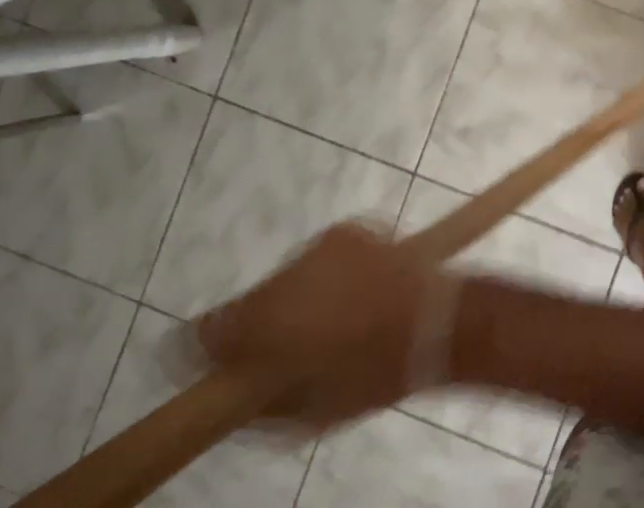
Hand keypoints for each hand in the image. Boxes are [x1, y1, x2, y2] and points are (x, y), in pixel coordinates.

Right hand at [196, 223, 442, 428]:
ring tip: (341, 314)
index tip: (233, 360)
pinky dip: (336, 271)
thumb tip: (233, 390)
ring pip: (291, 276)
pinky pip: (326, 256)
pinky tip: (360, 289)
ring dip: (304, 293)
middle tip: (301, 343)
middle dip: (269, 321)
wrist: (438, 321)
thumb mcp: (306, 413)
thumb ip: (257, 400)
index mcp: (260, 325)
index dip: (218, 349)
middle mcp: (278, 278)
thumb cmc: (371, 374)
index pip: (205, 332)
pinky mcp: (346, 230)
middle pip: (254, 301)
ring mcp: (314, 248)